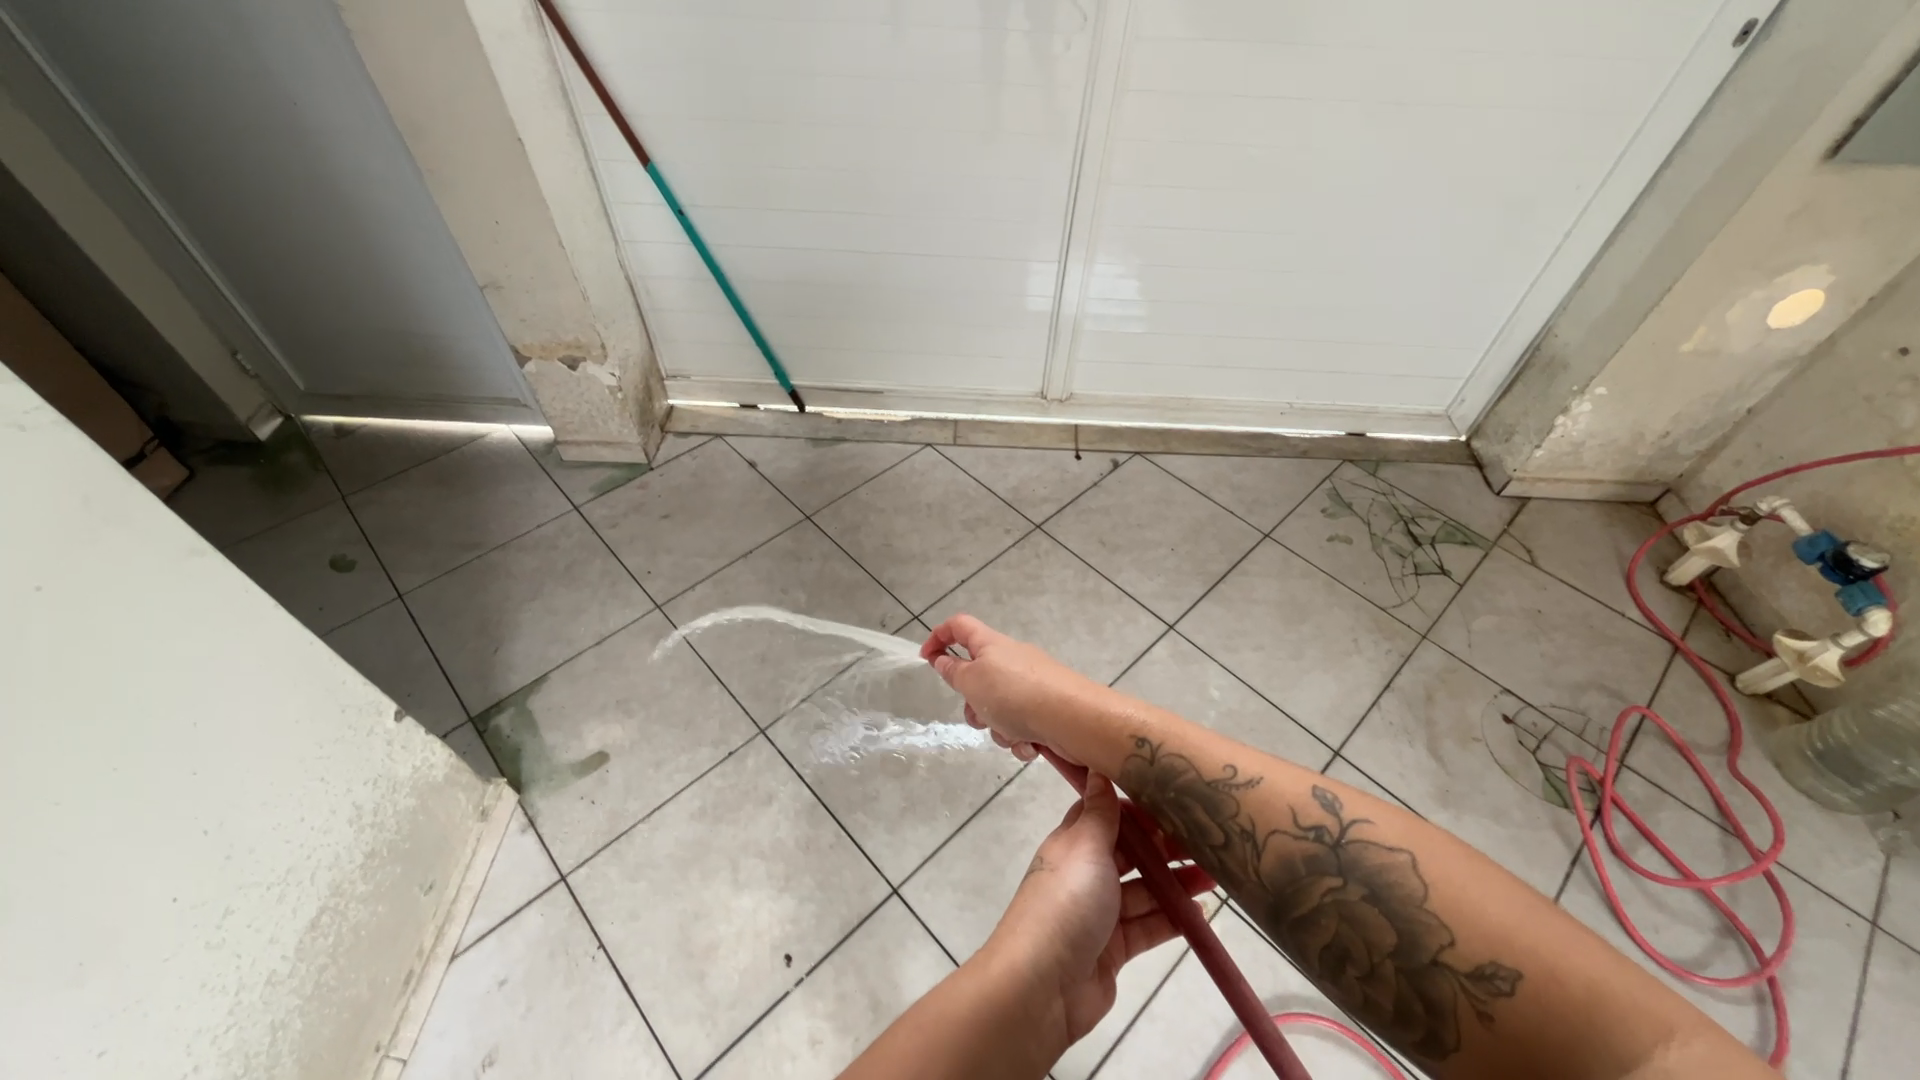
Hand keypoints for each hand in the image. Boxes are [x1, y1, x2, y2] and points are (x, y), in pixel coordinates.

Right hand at [921, 615, 1113, 762]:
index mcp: (991, 644)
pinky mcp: (1048, 708)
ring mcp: (1032, 684)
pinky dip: (1021, 737)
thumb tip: (942, 659)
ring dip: (999, 727)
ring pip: (999, 708)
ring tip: (1012, 734)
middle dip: (974, 705)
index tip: (926, 659)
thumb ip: (953, 672)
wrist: (1073, 718)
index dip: (939, 636)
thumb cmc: (1014, 695)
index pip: (959, 626)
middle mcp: (1012, 660)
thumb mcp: (972, 682)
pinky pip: (1022, 724)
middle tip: (979, 717)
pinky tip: (1031, 745)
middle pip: (978, 678)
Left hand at [978, 773, 1214, 1044]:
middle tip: (1209, 842)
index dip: (1138, 809)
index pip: (1107, 816)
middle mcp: (1085, 874)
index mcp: (1073, 844)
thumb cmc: (1065, 903)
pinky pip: (1148, 927)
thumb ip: (1099, 813)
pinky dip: (1173, 920)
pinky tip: (1201, 912)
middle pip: (1131, 854)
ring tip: (1217, 876)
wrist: (1041, 985)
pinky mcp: (1113, 949)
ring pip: (1144, 892)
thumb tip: (1096, 768)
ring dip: (1177, 884)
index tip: (1175, 802)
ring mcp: (1099, 914)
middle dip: (1166, 848)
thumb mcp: (1084, 847)